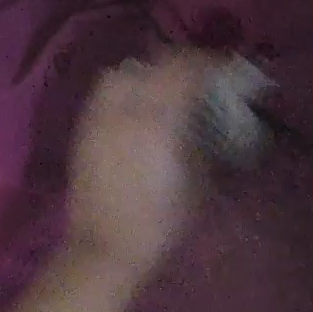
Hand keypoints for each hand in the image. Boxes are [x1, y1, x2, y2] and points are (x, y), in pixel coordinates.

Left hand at [65, 50, 219, 278]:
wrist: (105, 248)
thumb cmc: (160, 222)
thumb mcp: (198, 182)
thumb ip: (203, 140)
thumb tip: (208, 119)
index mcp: (159, 119)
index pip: (188, 69)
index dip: (213, 63)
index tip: (229, 70)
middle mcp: (125, 107)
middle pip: (156, 62)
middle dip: (183, 63)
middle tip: (202, 77)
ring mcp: (98, 116)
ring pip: (124, 71)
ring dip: (148, 70)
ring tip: (164, 88)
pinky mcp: (83, 130)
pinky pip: (104, 93)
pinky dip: (125, 87)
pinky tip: (136, 107)